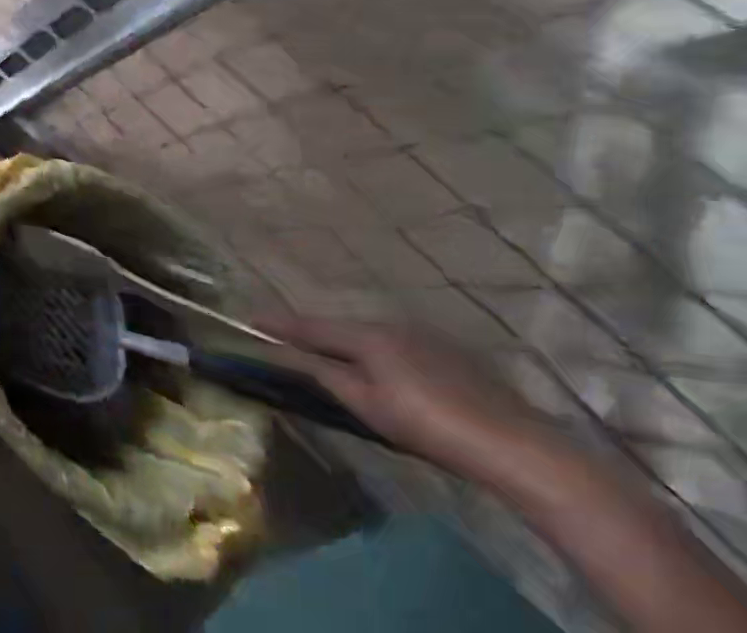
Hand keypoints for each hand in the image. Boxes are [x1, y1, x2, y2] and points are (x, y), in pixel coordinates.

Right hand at [259, 317, 550, 478]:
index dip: (278, 324)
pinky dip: (375, 353)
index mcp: (368, 334)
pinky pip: (397, 346)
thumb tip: (281, 351)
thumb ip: (320, 372)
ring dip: (344, 344)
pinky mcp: (453, 356)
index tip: (248, 319)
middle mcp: (394, 326)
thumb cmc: (428, 425)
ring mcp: (428, 339)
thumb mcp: (363, 401)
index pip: (310, 325)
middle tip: (283, 340)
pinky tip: (378, 371)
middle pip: (340, 328)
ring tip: (326, 357)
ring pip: (370, 336)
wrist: (520, 449)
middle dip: (311, 333)